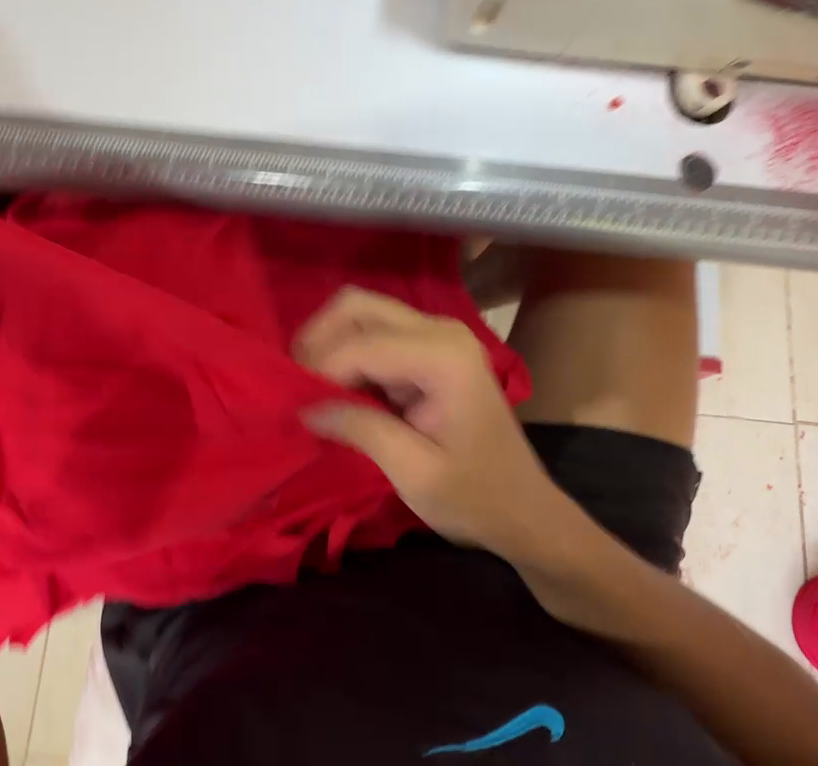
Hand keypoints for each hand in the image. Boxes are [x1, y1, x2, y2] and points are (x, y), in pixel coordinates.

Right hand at [294, 288, 574, 559]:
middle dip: (318, 342)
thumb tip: (304, 406)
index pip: (361, 346)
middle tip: (295, 386)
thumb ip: (360, 429)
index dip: (319, 373)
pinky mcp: (431, 350)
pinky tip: (336, 393)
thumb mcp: (414, 473)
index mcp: (444, 358)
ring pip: (363, 315)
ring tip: (310, 392)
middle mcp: (442, 331)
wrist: (524, 510)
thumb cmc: (476, 498)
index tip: (293, 410)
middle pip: (358, 307)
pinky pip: (376, 336)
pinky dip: (349, 357)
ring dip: (331, 347)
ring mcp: (439, 336)